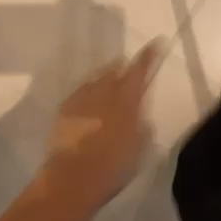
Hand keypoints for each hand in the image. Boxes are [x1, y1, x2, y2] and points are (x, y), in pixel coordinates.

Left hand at [37, 39, 163, 212]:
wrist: (72, 178)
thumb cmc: (113, 167)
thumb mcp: (139, 148)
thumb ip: (142, 126)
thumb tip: (141, 117)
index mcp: (127, 100)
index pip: (140, 70)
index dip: (149, 56)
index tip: (156, 42)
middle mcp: (104, 93)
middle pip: (115, 70)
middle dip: (124, 67)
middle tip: (129, 69)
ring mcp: (81, 99)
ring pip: (96, 78)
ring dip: (105, 76)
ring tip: (110, 79)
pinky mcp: (64, 109)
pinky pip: (80, 91)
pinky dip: (88, 90)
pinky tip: (88, 97)